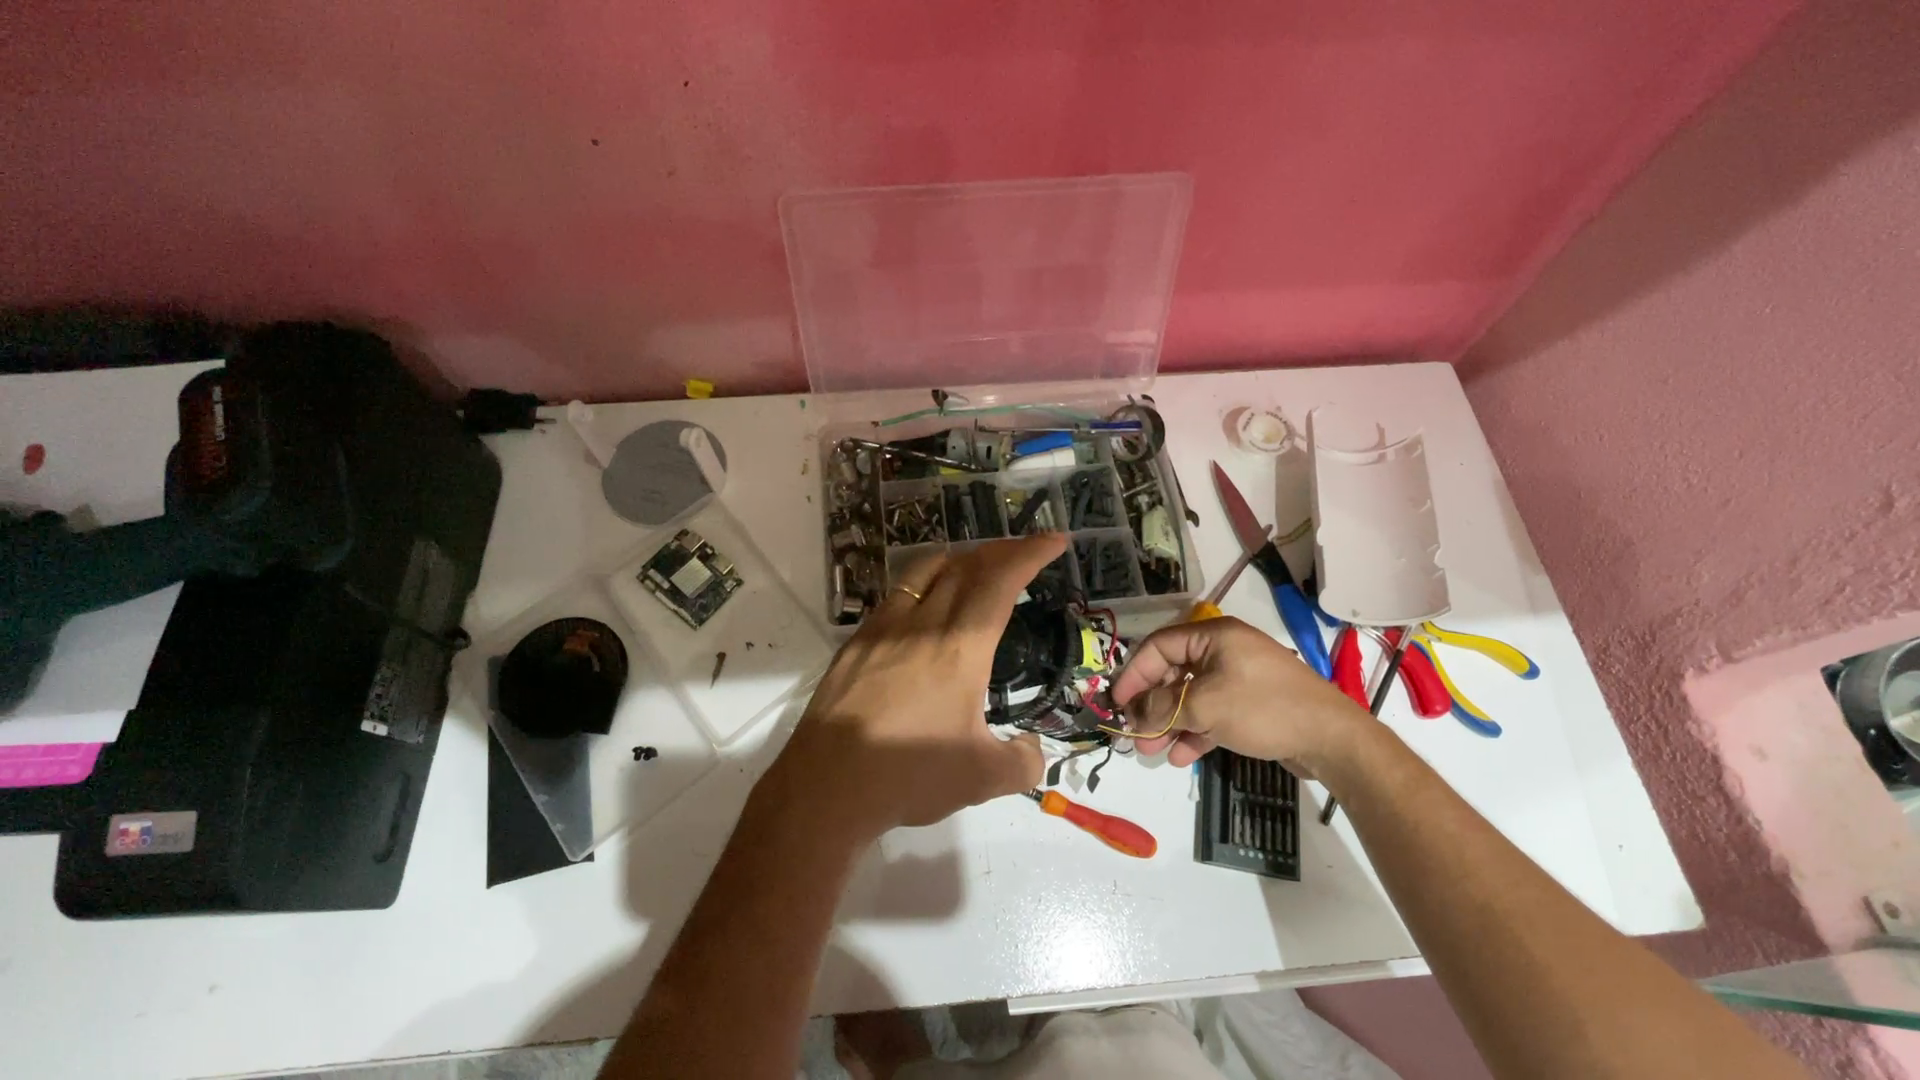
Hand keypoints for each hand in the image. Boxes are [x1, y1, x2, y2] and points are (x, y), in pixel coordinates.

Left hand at [756, 532, 1065, 840]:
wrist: (827, 786)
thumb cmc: (910, 777)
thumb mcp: (983, 779)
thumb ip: (1022, 762)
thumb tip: (1033, 750)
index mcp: (961, 649)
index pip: (1000, 582)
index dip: (1029, 554)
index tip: (1053, 540)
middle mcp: (923, 626)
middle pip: (965, 567)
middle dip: (1001, 550)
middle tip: (1023, 552)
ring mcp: (883, 630)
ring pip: (924, 572)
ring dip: (958, 560)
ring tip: (974, 567)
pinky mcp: (855, 645)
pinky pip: (895, 597)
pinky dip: (921, 585)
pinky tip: (922, 609)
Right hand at [1109, 616, 1375, 777]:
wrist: (1330, 738)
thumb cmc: (1264, 708)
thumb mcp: (1205, 705)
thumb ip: (1162, 707)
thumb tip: (1133, 714)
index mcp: (1214, 637)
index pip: (1159, 647)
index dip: (1134, 674)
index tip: (1117, 703)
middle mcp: (1224, 652)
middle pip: (1172, 673)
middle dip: (1151, 705)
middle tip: (1134, 732)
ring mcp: (1239, 680)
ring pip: (1190, 698)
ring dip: (1169, 723)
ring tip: (1152, 751)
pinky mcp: (1250, 707)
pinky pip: (1211, 714)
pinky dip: (1194, 732)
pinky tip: (1181, 757)